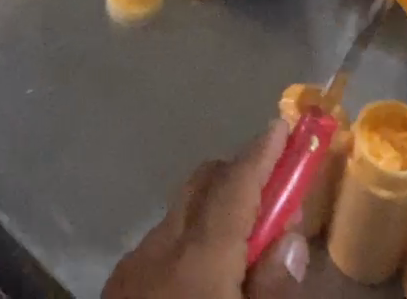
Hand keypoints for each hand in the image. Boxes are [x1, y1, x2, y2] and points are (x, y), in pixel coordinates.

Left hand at [103, 121, 308, 298]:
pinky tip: (204, 278)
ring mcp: (131, 268)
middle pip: (202, 183)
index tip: (284, 124)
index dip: (263, 152)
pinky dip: (189, 239)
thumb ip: (272, 289)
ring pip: (179, 214)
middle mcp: (160, 249)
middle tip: (278, 189)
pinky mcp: (115, 289)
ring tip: (247, 244)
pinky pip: (160, 243)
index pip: (236, 185)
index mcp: (198, 260)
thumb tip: (290, 242)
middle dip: (240, 173)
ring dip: (214, 209)